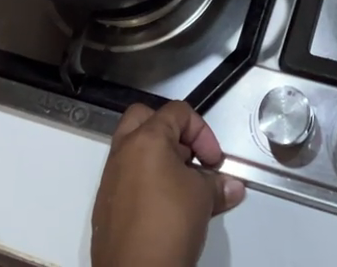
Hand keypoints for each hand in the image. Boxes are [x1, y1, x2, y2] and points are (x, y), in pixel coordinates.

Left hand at [91, 101, 244, 266]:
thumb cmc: (170, 225)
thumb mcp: (203, 198)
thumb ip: (217, 184)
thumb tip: (231, 187)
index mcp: (146, 139)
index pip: (178, 112)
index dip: (202, 132)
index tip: (213, 161)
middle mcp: (123, 152)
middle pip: (145, 118)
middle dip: (171, 132)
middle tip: (189, 157)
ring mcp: (110, 179)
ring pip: (133, 149)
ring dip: (157, 157)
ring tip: (180, 184)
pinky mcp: (105, 206)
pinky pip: (126, 178)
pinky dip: (145, 181)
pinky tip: (164, 206)